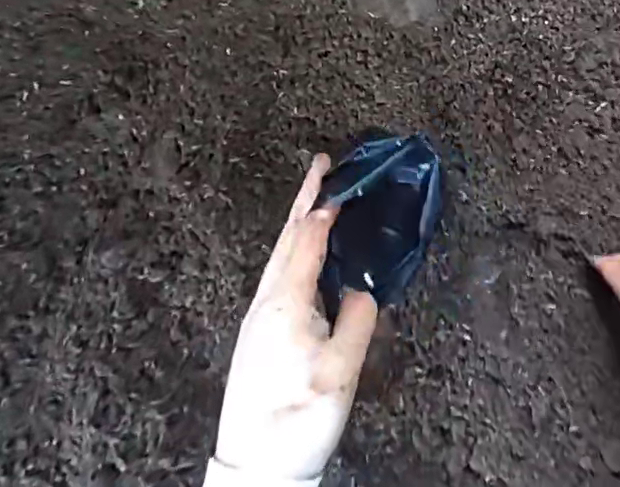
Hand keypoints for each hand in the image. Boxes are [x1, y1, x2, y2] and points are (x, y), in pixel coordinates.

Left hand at [212, 154, 378, 484]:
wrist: (255, 471)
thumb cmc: (299, 421)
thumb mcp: (341, 370)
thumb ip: (358, 318)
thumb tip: (364, 288)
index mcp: (285, 304)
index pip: (307, 241)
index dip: (325, 208)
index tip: (341, 178)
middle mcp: (266, 302)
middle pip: (287, 238)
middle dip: (305, 198)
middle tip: (321, 164)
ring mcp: (258, 317)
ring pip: (280, 253)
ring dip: (299, 220)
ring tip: (315, 196)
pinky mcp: (258, 333)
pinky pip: (278, 272)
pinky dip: (294, 246)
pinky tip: (304, 250)